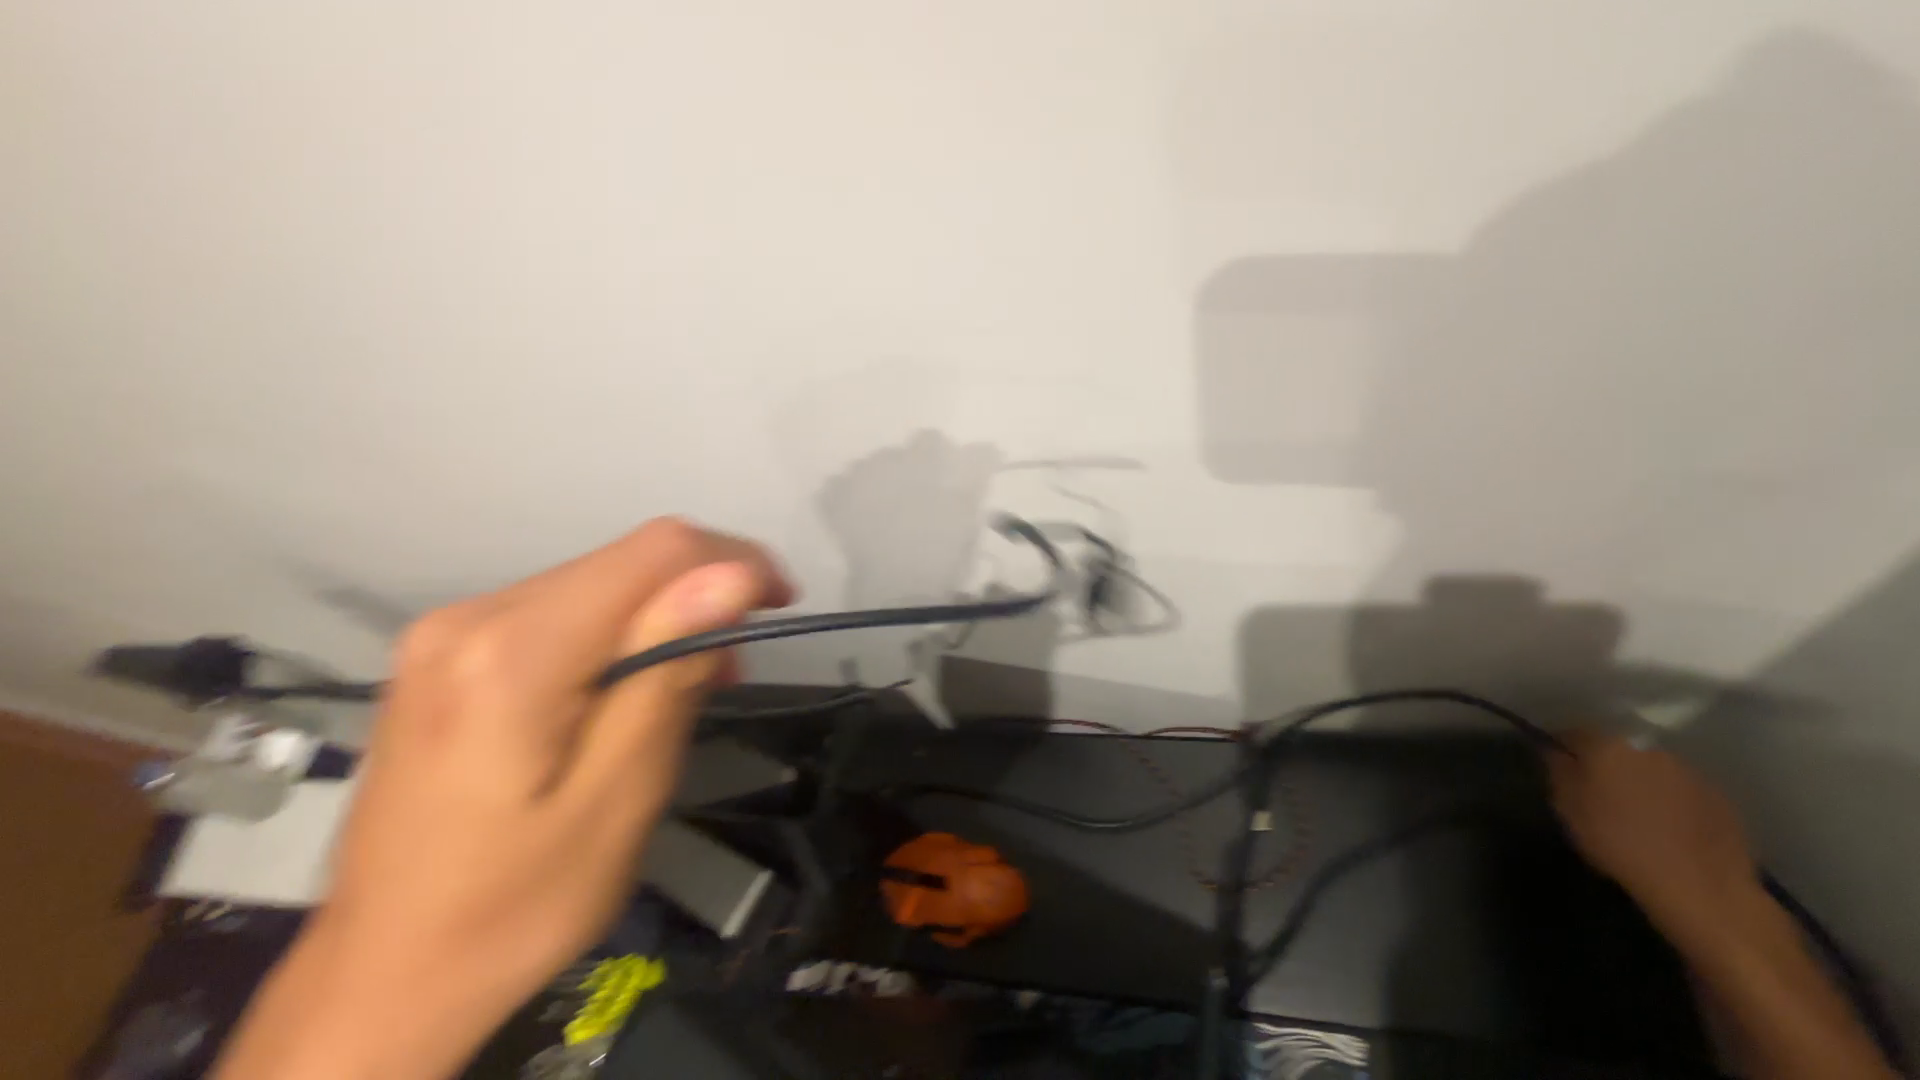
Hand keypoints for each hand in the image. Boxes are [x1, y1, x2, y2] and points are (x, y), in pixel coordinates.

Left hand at [216, 519, 792, 1078]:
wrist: (385, 972)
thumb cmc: (518, 904)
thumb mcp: (617, 799)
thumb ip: (668, 676)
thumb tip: (731, 576)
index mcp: (513, 652)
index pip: (655, 553)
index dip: (735, 563)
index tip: (782, 609)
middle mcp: (470, 615)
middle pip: (623, 563)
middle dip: (698, 600)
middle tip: (731, 679)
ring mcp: (445, 632)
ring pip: (594, 583)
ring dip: (658, 621)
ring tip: (689, 691)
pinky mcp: (443, 654)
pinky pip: (556, 612)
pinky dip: (612, 638)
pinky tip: (624, 693)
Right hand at [1546, 730, 1757, 935]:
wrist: (1699, 883)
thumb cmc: (1618, 841)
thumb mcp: (1568, 808)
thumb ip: (1559, 772)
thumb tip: (1555, 751)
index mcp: (1607, 746)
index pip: (1574, 732)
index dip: (1562, 747)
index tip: (1557, 765)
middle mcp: (1648, 749)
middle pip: (1617, 749)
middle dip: (1606, 766)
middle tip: (1598, 793)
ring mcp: (1688, 771)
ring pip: (1651, 769)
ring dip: (1640, 783)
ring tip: (1636, 814)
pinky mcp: (1717, 796)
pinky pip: (1681, 791)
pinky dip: (1670, 802)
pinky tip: (1668, 829)